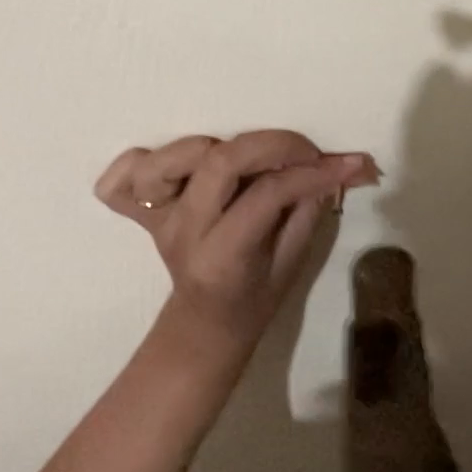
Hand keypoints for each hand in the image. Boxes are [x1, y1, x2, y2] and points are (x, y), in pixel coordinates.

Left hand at [94, 130, 380, 346]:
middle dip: (273, 144)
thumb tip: (343, 164)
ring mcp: (159, 219)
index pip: (267, 195)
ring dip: (210, 145)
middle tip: (306, 151)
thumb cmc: (255, 298)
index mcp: (223, 257)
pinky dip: (139, 162)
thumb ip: (309, 208)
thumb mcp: (293, 262)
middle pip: (219, 164)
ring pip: (166, 162)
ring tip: (247, 153)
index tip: (350, 163)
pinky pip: (121, 180)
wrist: (204, 327)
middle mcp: (184, 233)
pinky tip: (176, 164)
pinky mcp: (145, 209)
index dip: (312, 173)